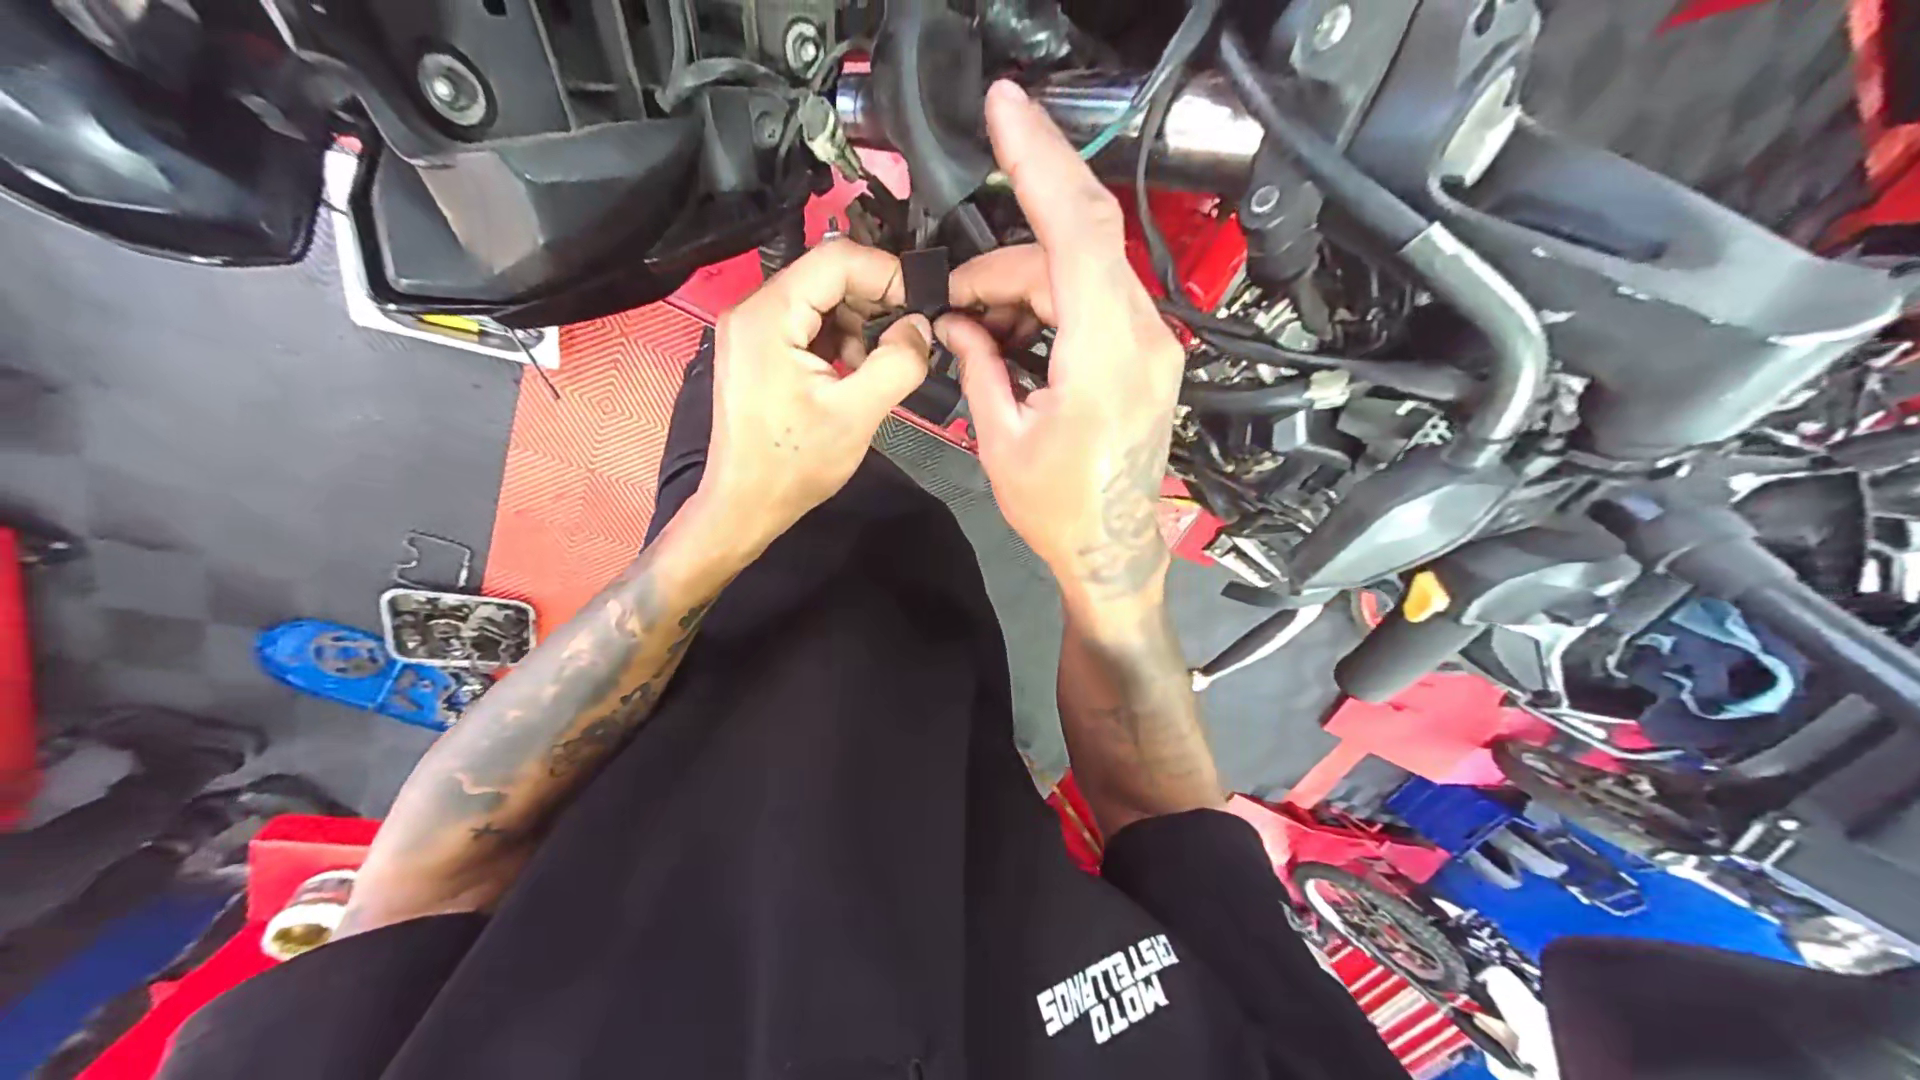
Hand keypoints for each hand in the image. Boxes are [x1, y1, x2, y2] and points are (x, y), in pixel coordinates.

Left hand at [700, 240, 929, 549]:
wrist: (745, 506)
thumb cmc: (793, 465)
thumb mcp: (857, 414)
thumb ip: (898, 363)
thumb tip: (921, 328)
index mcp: (769, 316)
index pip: (837, 259)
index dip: (887, 274)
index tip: (923, 304)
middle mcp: (753, 312)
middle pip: (827, 277)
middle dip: (876, 301)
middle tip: (911, 334)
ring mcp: (753, 332)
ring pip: (821, 303)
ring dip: (860, 324)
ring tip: (884, 362)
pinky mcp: (759, 353)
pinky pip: (808, 328)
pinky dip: (841, 342)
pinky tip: (858, 372)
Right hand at [940, 81, 1185, 608]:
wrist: (1111, 551)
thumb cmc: (1059, 510)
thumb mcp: (1000, 438)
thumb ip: (978, 365)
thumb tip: (957, 322)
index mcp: (1104, 356)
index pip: (1078, 228)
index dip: (1039, 161)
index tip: (1005, 110)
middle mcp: (1141, 338)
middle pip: (1067, 253)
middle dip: (1001, 267)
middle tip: (953, 304)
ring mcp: (1151, 345)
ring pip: (1078, 276)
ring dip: (1022, 291)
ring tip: (979, 334)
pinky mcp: (1145, 356)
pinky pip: (1093, 303)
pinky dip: (1047, 308)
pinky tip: (1013, 340)